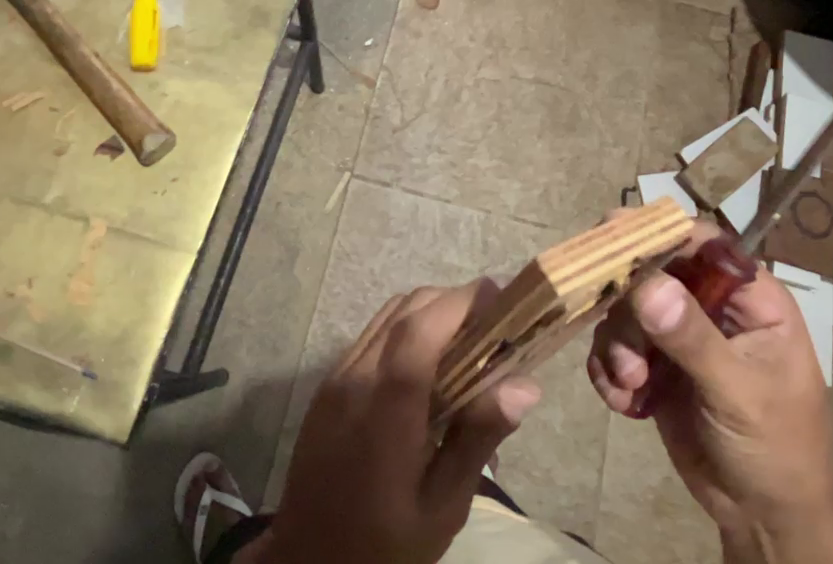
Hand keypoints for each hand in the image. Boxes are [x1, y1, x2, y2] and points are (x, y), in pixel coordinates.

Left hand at [261, 281, 542, 563]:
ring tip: (467, 339)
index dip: (462, 302)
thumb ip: (478, 438)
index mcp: (386, 408)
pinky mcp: (327, 388)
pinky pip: (370, 338)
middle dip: (452, 303)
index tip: (502, 296)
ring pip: (385, 317)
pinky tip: (429, 363)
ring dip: (428, 312)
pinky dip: (404, 330)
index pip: (422, 328)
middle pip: (405, 310)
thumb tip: (525, 385)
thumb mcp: (442, 505)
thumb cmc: (384, 544)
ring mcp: (336, 379)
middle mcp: (356, 379)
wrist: (307, 563)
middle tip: (495, 324)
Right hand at [588, 228, 832, 561]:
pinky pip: (613, 348)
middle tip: (623, 344)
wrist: (763, 519)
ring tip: (631, 385)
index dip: (659, 233)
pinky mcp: (653, 367)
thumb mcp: (740, 393)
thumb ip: (693, 338)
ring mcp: (678, 336)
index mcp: (750, 298)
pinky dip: (609, 372)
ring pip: (624, 311)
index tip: (612, 234)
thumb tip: (647, 284)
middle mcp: (710, 307)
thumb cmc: (775, 449)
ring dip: (617, 347)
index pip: (702, 243)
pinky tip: (625, 403)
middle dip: (628, 307)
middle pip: (650, 273)